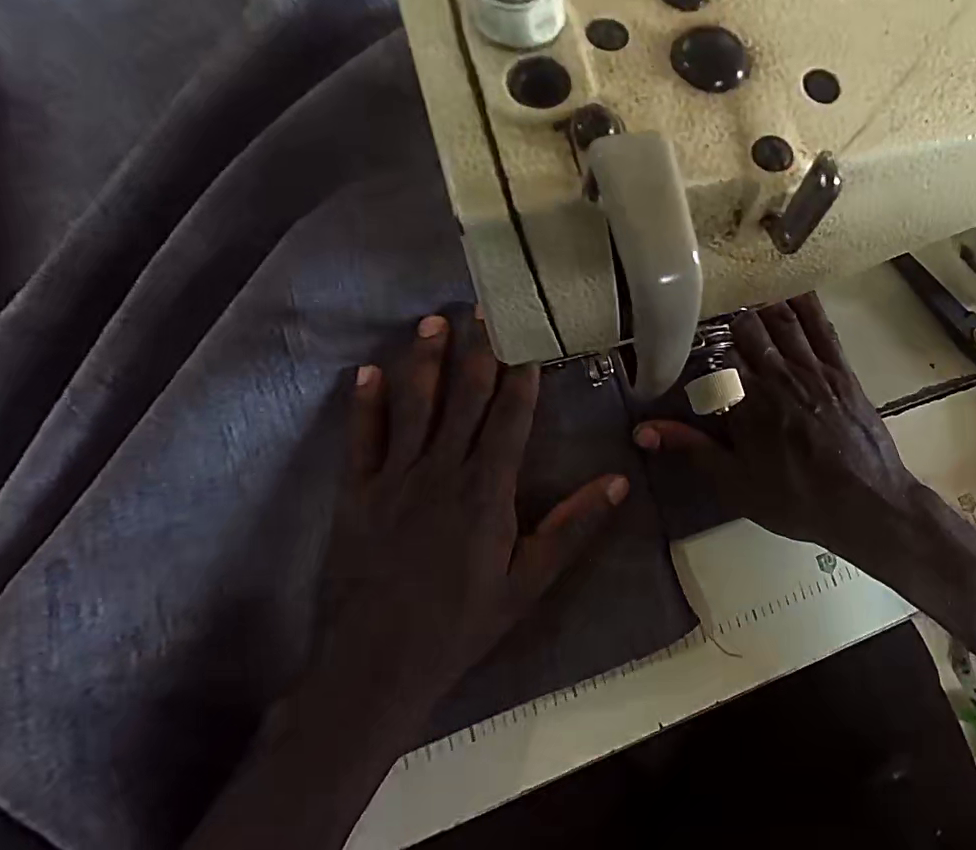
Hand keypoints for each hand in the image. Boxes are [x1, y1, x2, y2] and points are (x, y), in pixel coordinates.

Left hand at [319, 310, 627, 699]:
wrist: (376, 665)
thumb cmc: (464, 621)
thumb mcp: (531, 579)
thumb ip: (574, 526)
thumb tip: (619, 481)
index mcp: (487, 489)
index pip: (509, 418)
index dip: (520, 377)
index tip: (527, 341)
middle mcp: (442, 471)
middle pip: (464, 399)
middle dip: (477, 351)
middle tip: (483, 309)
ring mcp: (394, 480)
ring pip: (413, 407)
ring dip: (424, 361)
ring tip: (432, 321)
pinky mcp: (356, 496)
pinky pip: (361, 440)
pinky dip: (364, 404)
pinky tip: (366, 371)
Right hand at [633, 294, 920, 560]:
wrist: (867, 503)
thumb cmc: (798, 499)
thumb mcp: (736, 483)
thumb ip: (692, 448)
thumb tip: (644, 431)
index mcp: (748, 403)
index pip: (716, 358)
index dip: (699, 344)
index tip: (686, 337)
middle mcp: (778, 376)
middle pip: (748, 328)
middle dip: (730, 318)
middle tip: (717, 310)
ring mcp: (813, 368)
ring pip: (782, 320)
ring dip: (762, 302)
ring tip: (746, 290)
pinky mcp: (841, 368)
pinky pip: (821, 326)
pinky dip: (806, 304)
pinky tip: (794, 287)